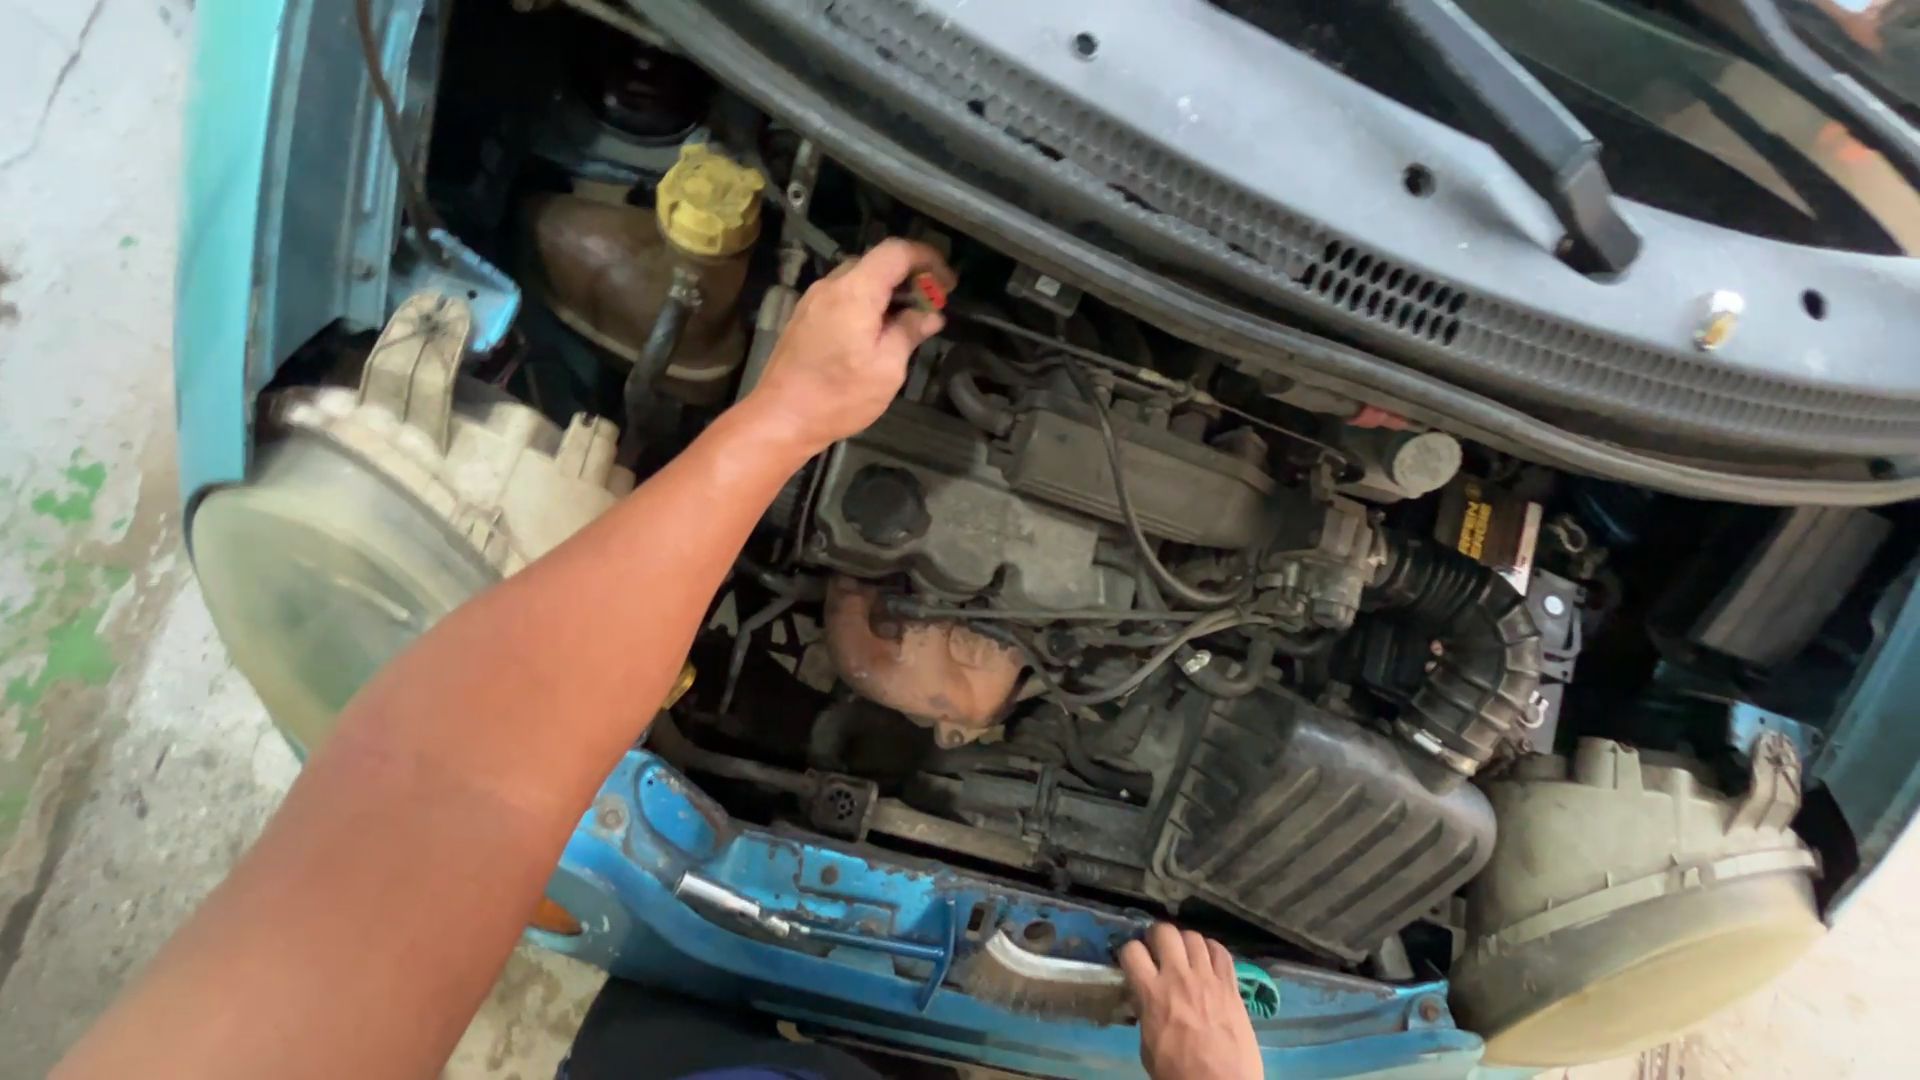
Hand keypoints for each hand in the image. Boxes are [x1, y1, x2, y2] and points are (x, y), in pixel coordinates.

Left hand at [743, 238, 951, 455]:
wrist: (782, 418)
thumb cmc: (840, 396)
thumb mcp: (887, 368)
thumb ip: (910, 332)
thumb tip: (931, 315)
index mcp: (855, 292)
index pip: (897, 252)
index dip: (928, 259)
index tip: (947, 283)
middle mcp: (831, 286)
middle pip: (877, 263)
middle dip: (909, 277)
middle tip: (932, 304)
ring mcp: (813, 300)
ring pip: (858, 279)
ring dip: (888, 292)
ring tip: (909, 320)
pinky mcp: (805, 317)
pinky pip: (842, 297)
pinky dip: (867, 303)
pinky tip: (878, 331)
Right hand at [1120, 924, 1262, 1079]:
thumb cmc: (1180, 1075)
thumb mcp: (1148, 1048)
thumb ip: (1145, 1014)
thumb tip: (1143, 997)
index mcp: (1153, 994)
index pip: (1131, 950)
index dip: (1130, 953)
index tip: (1133, 961)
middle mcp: (1178, 977)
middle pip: (1164, 931)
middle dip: (1156, 937)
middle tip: (1158, 950)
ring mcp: (1207, 979)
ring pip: (1193, 936)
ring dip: (1184, 942)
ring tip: (1184, 955)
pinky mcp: (1231, 986)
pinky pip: (1221, 951)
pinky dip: (1211, 949)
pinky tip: (1207, 960)